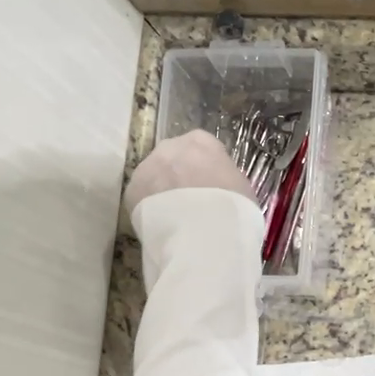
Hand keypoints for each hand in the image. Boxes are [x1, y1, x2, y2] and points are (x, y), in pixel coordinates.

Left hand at [125, 130, 254, 212]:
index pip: (203, 147)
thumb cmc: (233, 209)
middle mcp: (170, 146)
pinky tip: (163, 225)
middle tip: (193, 202)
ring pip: (155, 177)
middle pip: (174, 158)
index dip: (207, 168)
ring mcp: (148, 166)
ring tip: (176, 217)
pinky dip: (150, 209)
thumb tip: (218, 184)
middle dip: (181, 177)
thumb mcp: (242, 187)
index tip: (213, 186)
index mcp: (201, 141)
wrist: (205, 234)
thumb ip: (226, 178)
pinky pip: (142, 197)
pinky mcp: (132, 190)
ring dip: (164, 192)